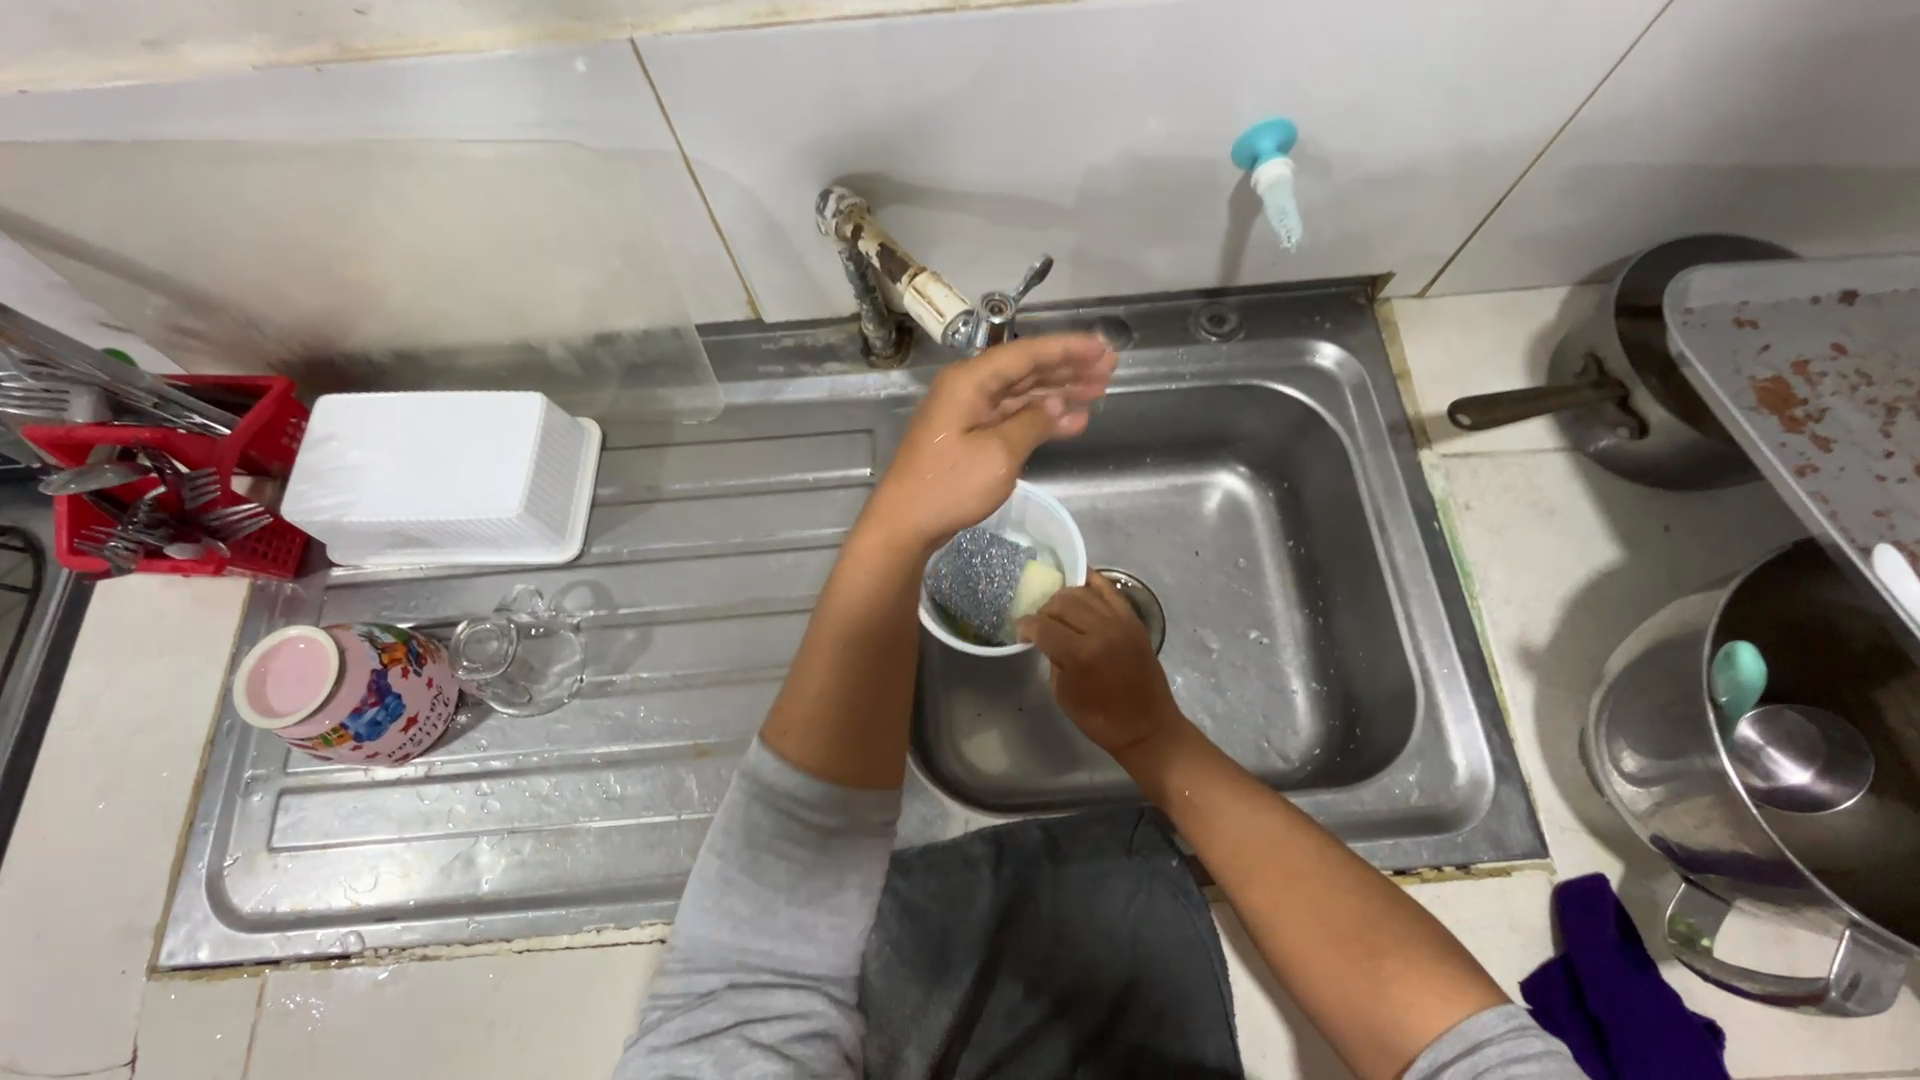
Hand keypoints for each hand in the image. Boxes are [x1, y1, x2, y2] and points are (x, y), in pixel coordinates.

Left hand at [864, 333, 1115, 550]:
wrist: (906, 522)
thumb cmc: (949, 486)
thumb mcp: (998, 454)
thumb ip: (1032, 423)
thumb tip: (1057, 403)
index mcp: (970, 382)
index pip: (1026, 354)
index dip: (1068, 349)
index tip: (1103, 347)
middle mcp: (969, 390)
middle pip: (1026, 371)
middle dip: (1068, 368)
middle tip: (1110, 368)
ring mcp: (969, 414)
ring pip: (1022, 394)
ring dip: (1059, 393)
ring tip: (1099, 391)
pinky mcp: (971, 437)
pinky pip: (1012, 418)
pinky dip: (1041, 420)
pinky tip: (1073, 423)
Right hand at [1018, 572, 1189, 761]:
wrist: (1148, 726)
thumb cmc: (1101, 720)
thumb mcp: (1063, 694)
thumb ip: (1053, 659)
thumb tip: (1047, 640)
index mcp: (1081, 654)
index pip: (1043, 626)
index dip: (1026, 627)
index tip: (1021, 632)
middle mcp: (1101, 630)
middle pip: (1062, 602)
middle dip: (1044, 610)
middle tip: (1039, 624)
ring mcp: (1121, 621)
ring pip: (1083, 592)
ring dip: (1064, 597)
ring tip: (1057, 610)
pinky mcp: (1133, 620)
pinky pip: (1109, 590)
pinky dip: (1092, 582)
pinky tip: (1079, 584)